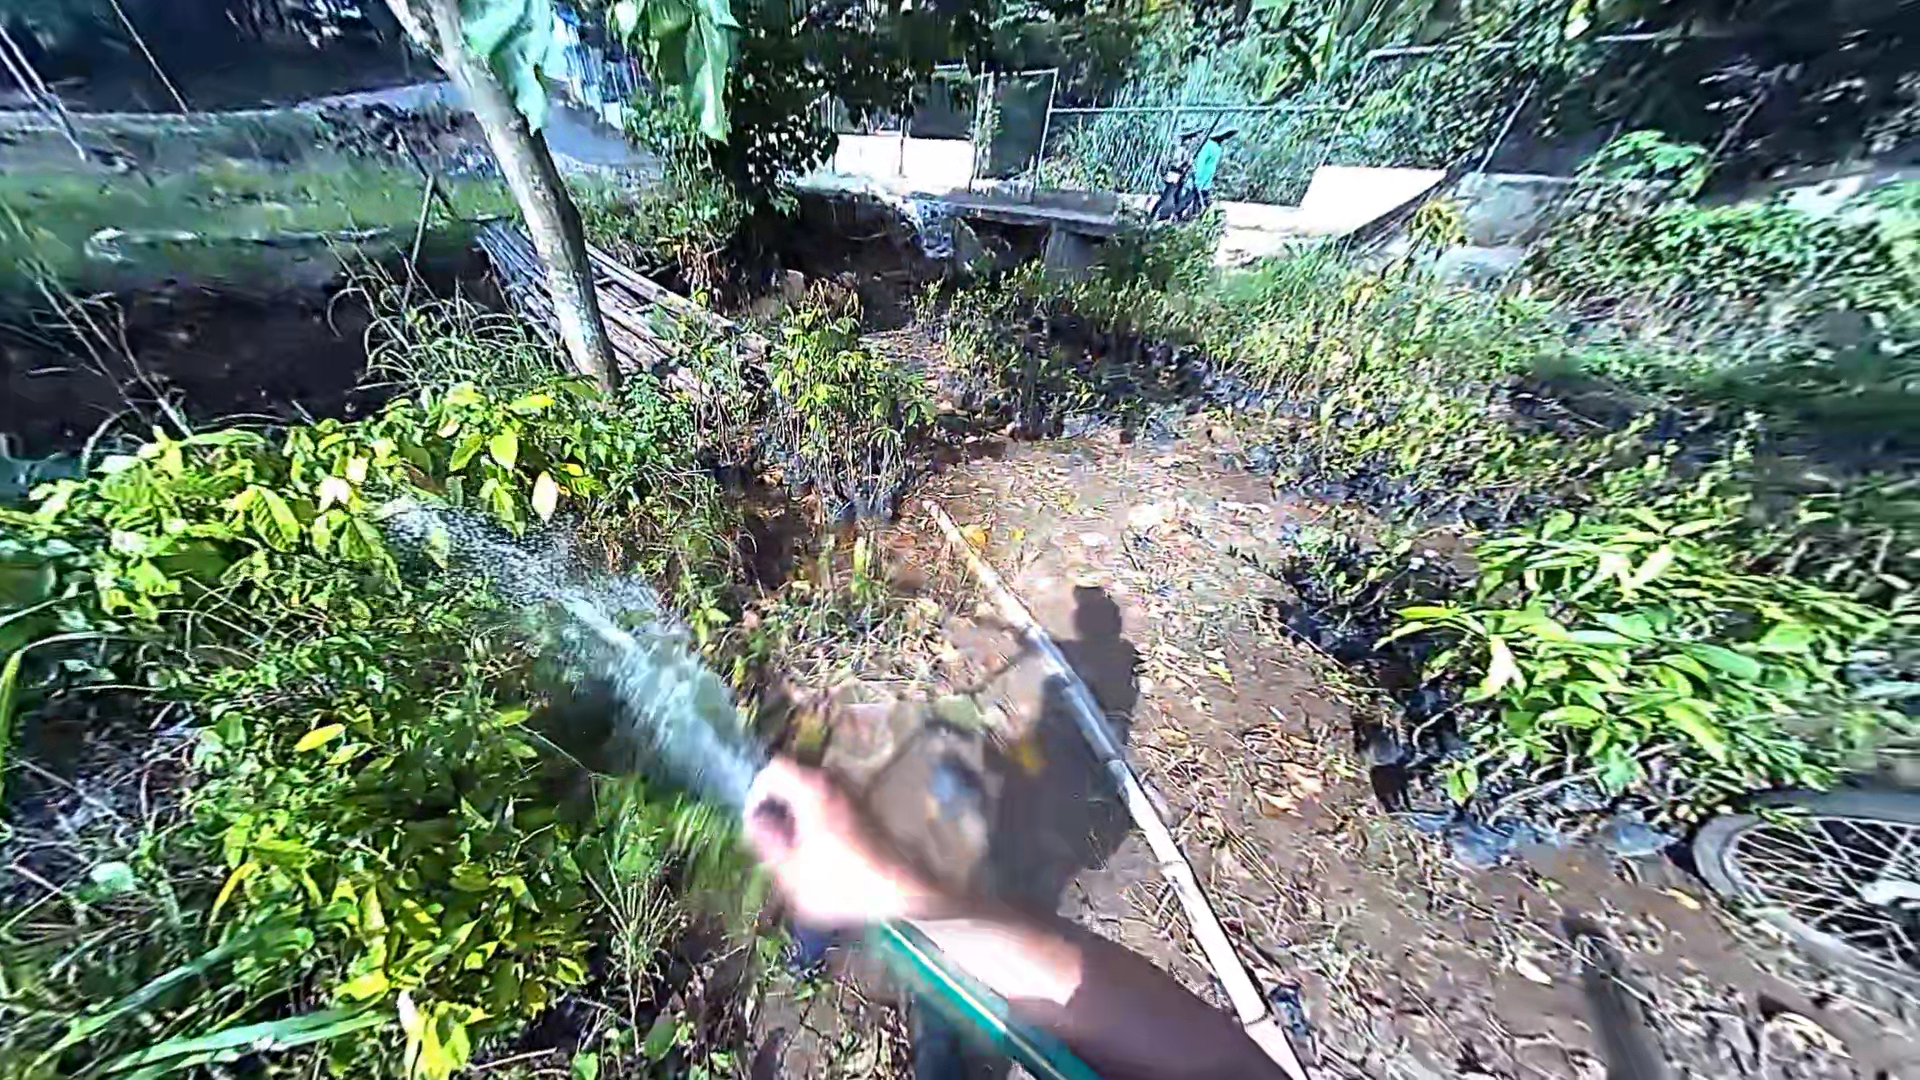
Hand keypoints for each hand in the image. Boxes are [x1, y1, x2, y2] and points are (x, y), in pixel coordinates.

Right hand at [742, 757, 941, 926]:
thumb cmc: (842, 882)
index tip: (756, 824)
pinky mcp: (863, 801)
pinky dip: (815, 814)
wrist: (899, 887)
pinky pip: (827, 797)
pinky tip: (817, 848)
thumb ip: (767, 841)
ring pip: (810, 787)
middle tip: (772, 838)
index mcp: (812, 788)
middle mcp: (833, 777)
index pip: (773, 767)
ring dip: (796, 809)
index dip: (757, 793)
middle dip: (776, 802)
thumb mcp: (791, 872)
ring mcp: (851, 787)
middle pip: (792, 775)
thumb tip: (756, 822)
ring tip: (793, 848)